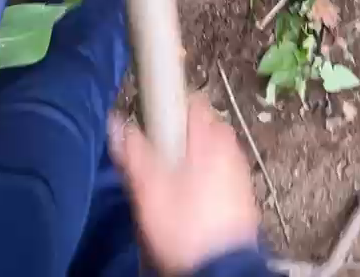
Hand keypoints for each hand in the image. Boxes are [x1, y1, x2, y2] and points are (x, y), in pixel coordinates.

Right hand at [109, 98, 261, 275]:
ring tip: (172, 178)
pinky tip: (190, 199)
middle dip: (182, 133)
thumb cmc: (186, 225)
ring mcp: (239, 174)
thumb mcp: (148, 186)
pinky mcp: (243, 199)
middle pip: (203, 125)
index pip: (192, 100)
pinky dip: (207, 179)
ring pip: (213, 151)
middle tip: (158, 151)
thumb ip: (132, 150)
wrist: (221, 274)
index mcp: (209, 136)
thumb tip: (115, 122)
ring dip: (195, 157)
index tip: (153, 116)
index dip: (170, 104)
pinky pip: (222, 174)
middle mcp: (229, 149)